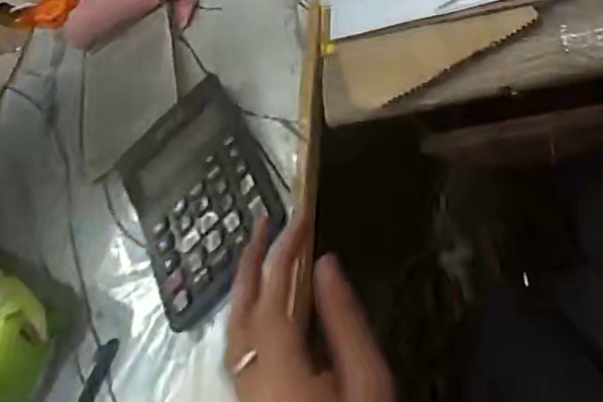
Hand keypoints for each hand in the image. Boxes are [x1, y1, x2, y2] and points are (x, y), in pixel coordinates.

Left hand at [225, 212, 394, 401]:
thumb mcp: (367, 380)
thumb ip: (346, 321)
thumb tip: (328, 265)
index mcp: (279, 364)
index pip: (274, 287)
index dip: (285, 245)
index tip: (301, 217)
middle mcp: (252, 376)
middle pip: (242, 304)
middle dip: (253, 257)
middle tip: (265, 223)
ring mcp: (246, 393)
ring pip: (235, 325)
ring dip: (246, 283)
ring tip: (259, 253)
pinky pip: (238, 344)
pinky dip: (247, 312)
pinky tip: (262, 305)